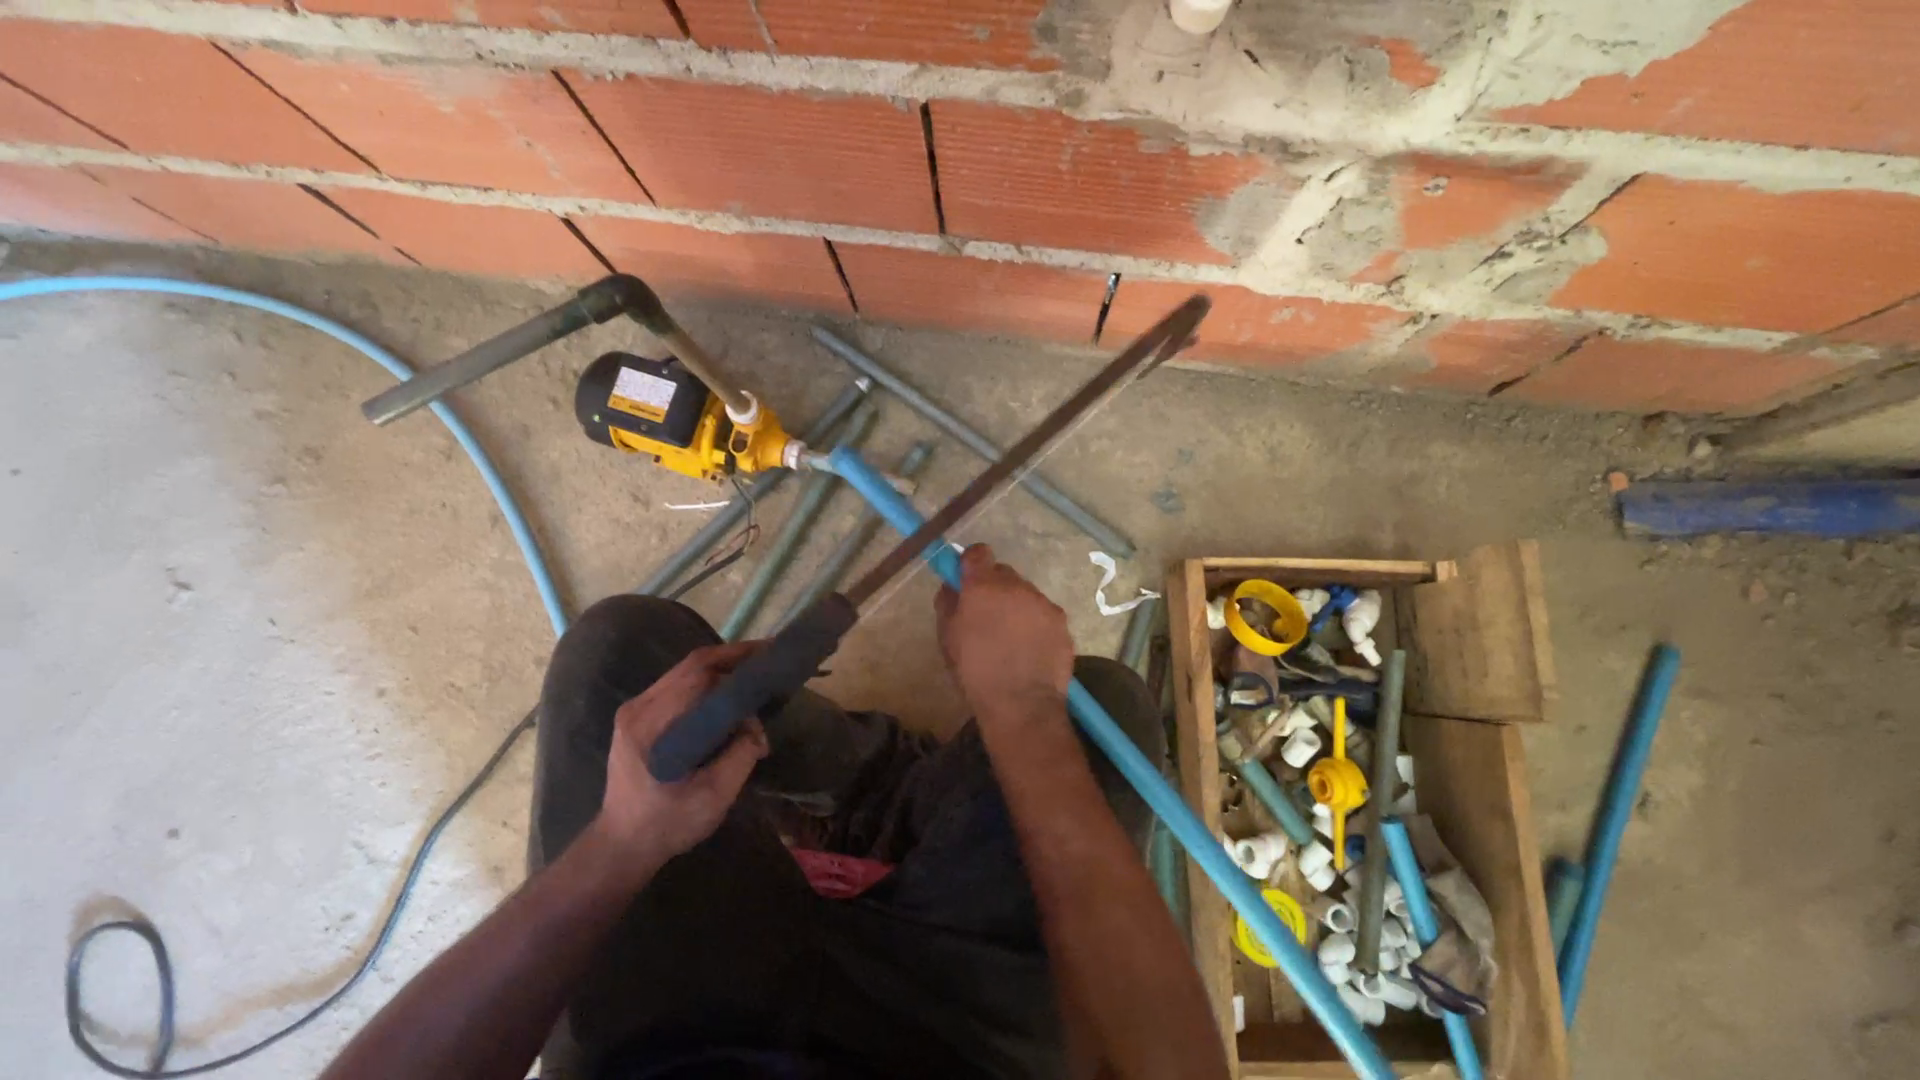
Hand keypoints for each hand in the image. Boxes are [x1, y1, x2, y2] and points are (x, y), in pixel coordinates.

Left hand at [595, 642, 769, 866]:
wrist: (622, 845)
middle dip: (733, 657)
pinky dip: (708, 682)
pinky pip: (678, 685)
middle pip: (691, 665)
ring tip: (755, 671)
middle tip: (769, 657)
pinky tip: (730, 691)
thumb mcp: (713, 796)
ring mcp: (635, 710)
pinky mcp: (638, 717)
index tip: (769, 663)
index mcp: (650, 725)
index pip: (698, 676)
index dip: (736, 664)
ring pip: (685, 672)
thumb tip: (758, 728)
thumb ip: (740, 756)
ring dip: (722, 668)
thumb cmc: (667, 824)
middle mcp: (638, 708)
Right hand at [934, 544, 1073, 720]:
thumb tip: (952, 586)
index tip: (967, 578)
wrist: (1021, 704)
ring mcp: (1043, 603)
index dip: (971, 563)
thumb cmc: (975, 671)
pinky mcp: (1062, 622)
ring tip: (1011, 640)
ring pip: (1025, 594)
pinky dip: (1035, 624)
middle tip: (987, 617)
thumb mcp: (947, 638)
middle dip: (994, 588)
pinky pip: (1043, 614)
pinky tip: (1030, 650)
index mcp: (984, 586)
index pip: (978, 553)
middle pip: (1003, 574)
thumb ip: (948, 603)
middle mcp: (1017, 586)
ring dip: (1016, 607)